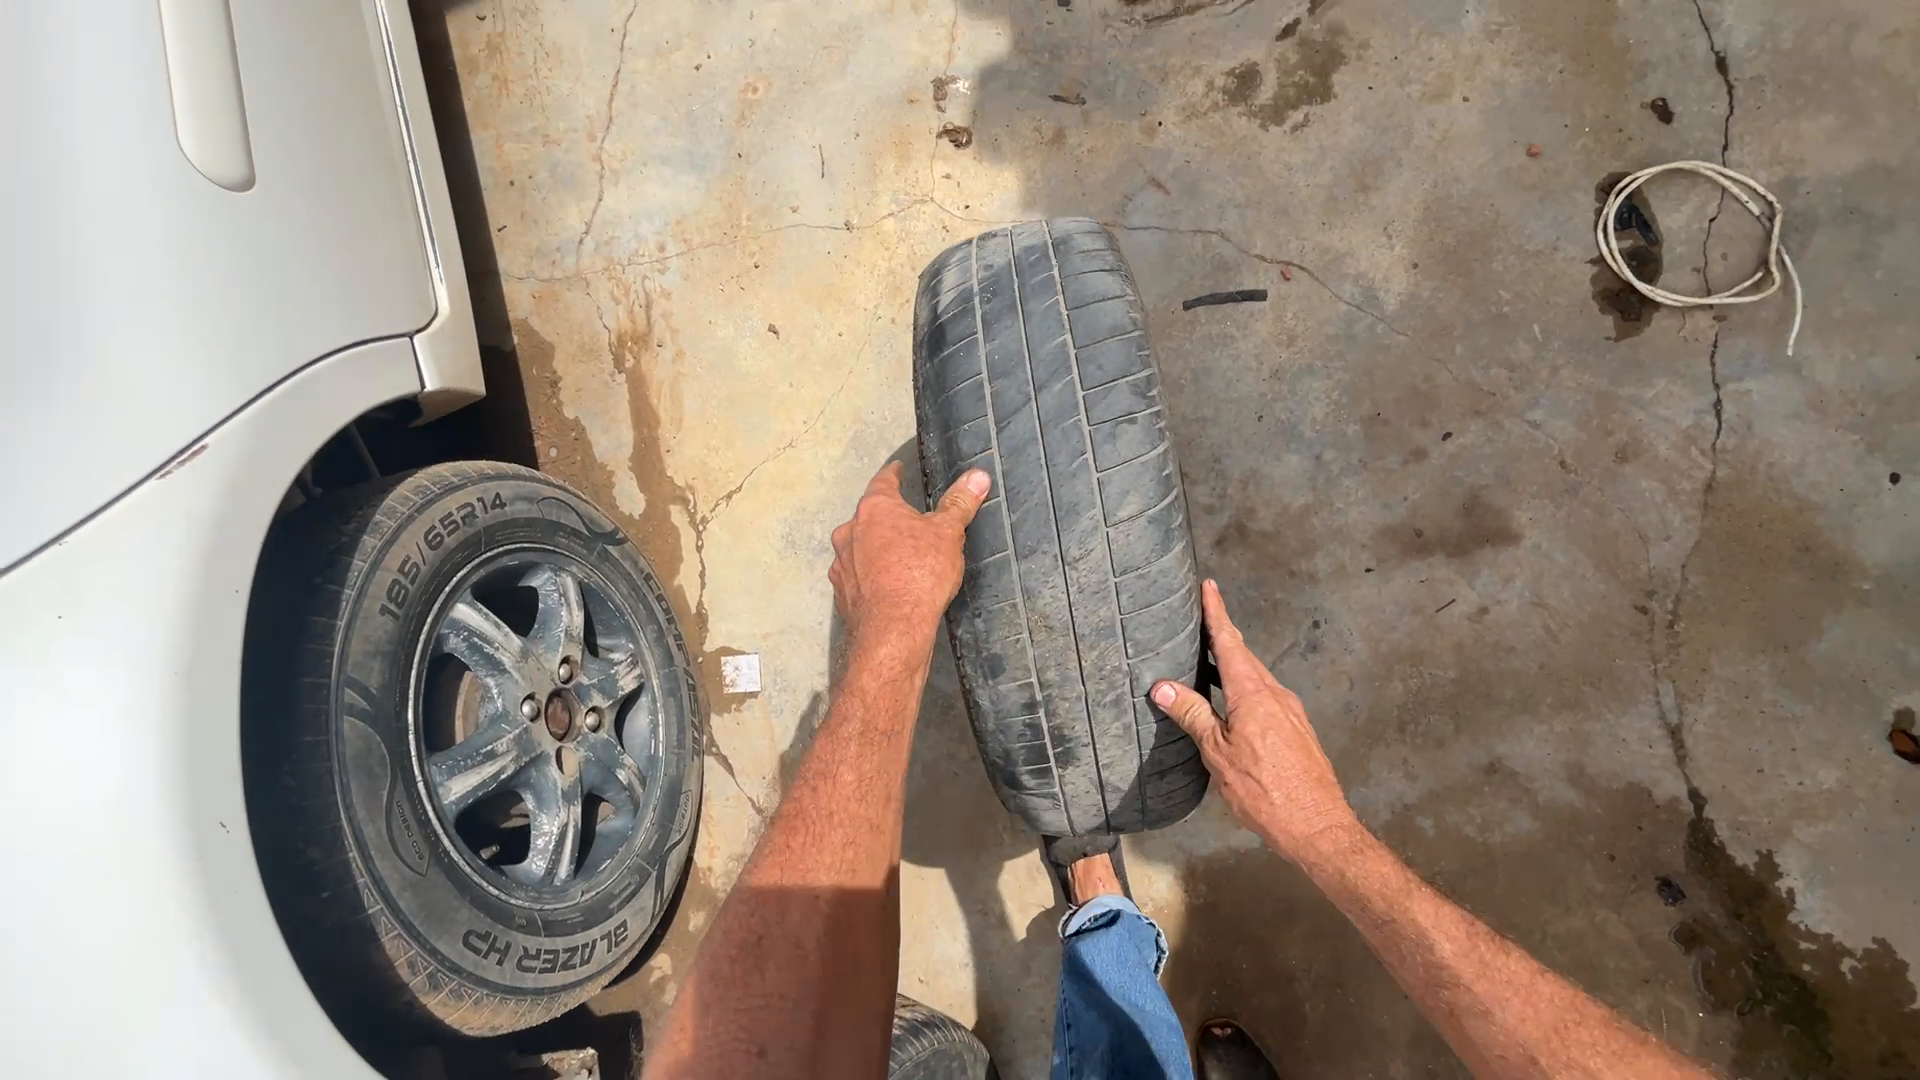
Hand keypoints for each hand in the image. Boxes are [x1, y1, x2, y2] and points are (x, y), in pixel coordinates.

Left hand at [829, 462, 989, 650]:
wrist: (893, 628)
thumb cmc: (920, 573)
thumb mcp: (949, 533)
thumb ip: (960, 503)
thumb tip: (977, 476)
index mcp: (875, 509)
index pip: (884, 481)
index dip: (893, 474)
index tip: (896, 470)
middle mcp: (850, 531)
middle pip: (869, 517)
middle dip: (886, 519)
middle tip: (906, 524)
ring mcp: (842, 563)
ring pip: (859, 548)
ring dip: (875, 549)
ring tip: (898, 560)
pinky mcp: (842, 593)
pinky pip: (857, 576)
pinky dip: (869, 577)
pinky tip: (887, 587)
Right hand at [1153, 580, 1359, 863]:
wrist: (1319, 828)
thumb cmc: (1264, 791)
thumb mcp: (1218, 753)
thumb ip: (1192, 715)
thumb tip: (1162, 686)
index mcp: (1253, 693)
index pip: (1229, 642)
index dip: (1217, 613)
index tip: (1209, 586)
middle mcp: (1275, 694)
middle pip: (1243, 656)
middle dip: (1222, 635)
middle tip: (1201, 618)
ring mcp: (1290, 712)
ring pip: (1255, 677)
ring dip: (1232, 664)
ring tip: (1209, 659)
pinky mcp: (1296, 730)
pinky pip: (1265, 696)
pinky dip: (1243, 687)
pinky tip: (1231, 702)